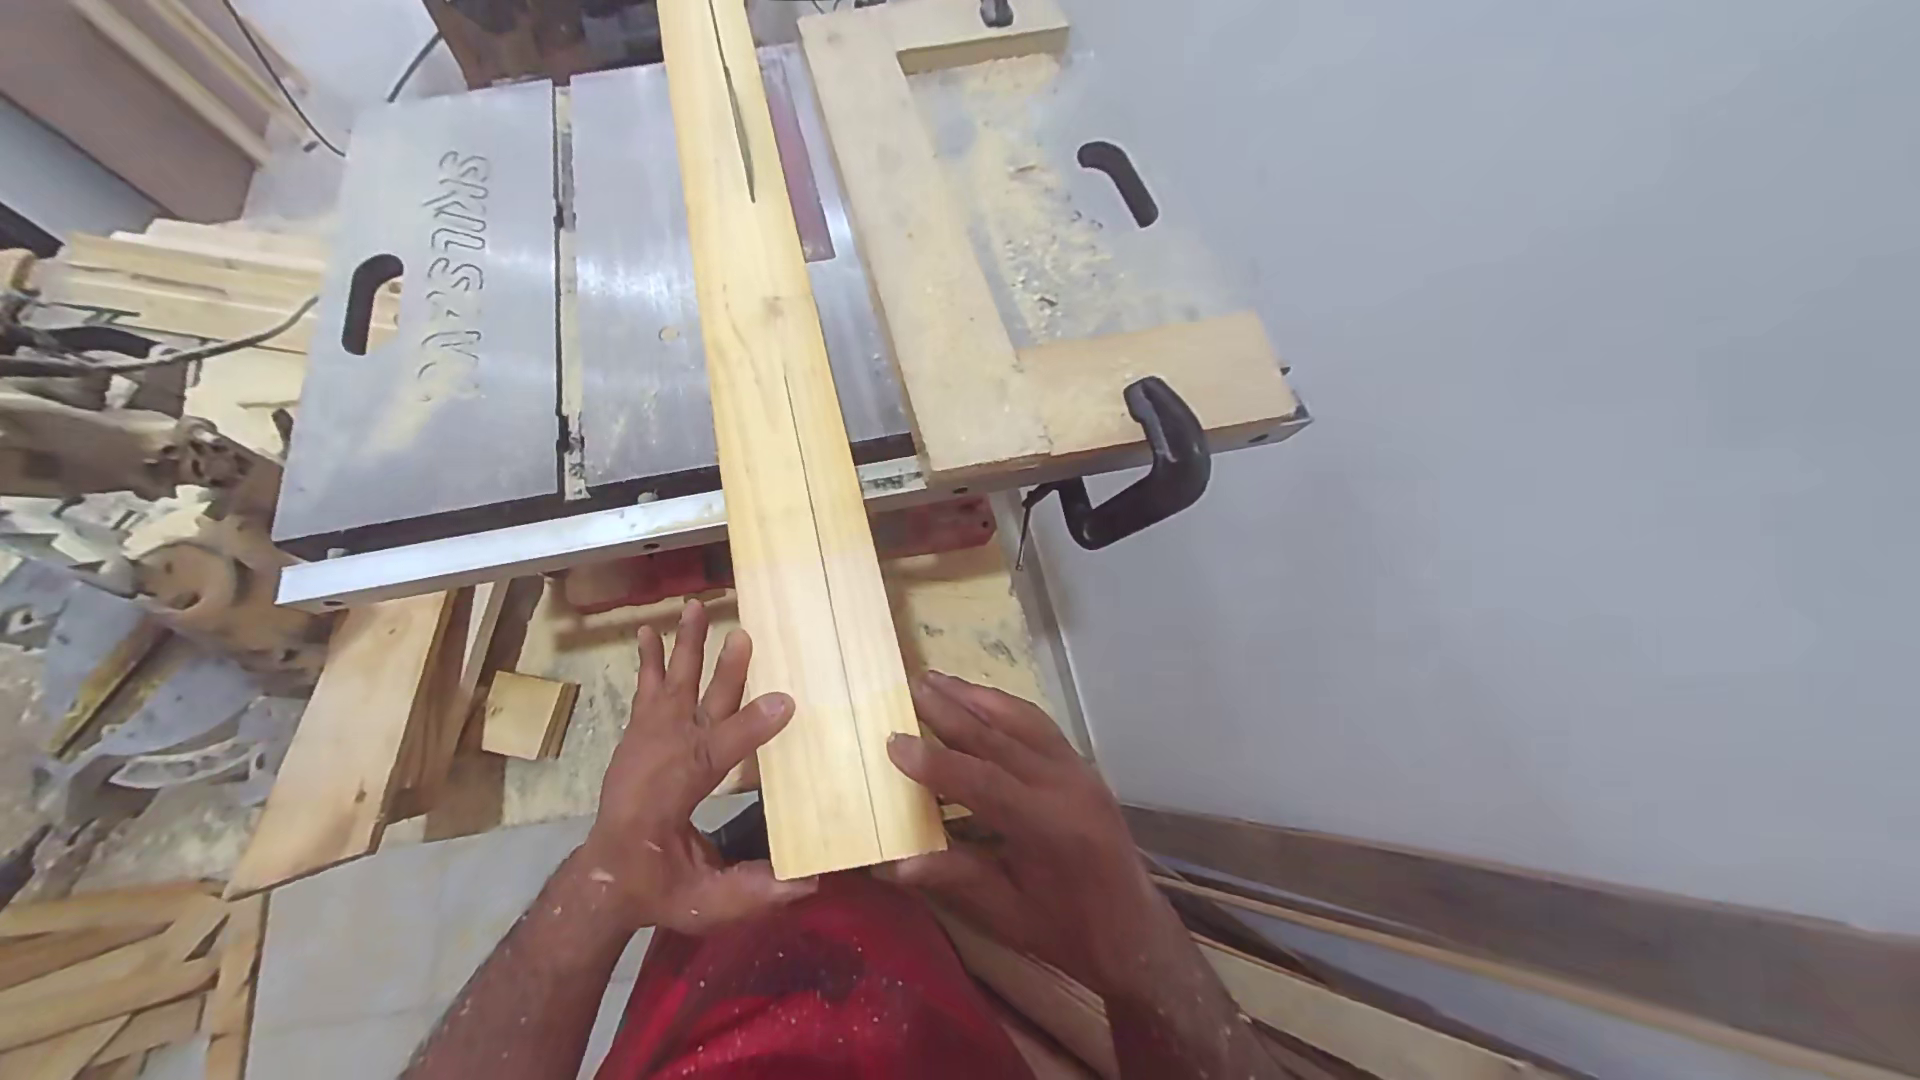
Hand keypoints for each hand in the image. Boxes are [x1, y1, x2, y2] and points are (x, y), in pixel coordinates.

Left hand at [573, 599, 816, 932]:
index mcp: (679, 792)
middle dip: (725, 671)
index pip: (719, 751)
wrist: (604, 877)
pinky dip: (649, 659)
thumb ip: (752, 892)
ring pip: (672, 684)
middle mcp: (661, 756)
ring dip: (685, 646)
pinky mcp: (638, 736)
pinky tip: (648, 632)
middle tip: (743, 634)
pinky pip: (645, 689)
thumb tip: (812, 880)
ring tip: (693, 607)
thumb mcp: (703, 902)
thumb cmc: (659, 888)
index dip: (752, 726)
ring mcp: (647, 742)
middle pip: (701, 705)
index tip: (787, 699)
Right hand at [881, 672, 1179, 994]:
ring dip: (975, 696)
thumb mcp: (1008, 914)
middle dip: (949, 710)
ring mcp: (1078, 768)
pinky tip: (978, 698)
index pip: (982, 782)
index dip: (935, 762)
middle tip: (909, 686)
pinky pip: (1038, 723)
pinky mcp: (1080, 763)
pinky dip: (1003, 705)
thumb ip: (955, 877)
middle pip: (998, 737)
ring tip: (936, 679)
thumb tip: (892, 862)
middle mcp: (1066, 784)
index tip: (893, 742)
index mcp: (1050, 827)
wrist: (1134, 929)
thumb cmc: (1070, 931)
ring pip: (1020, 718)